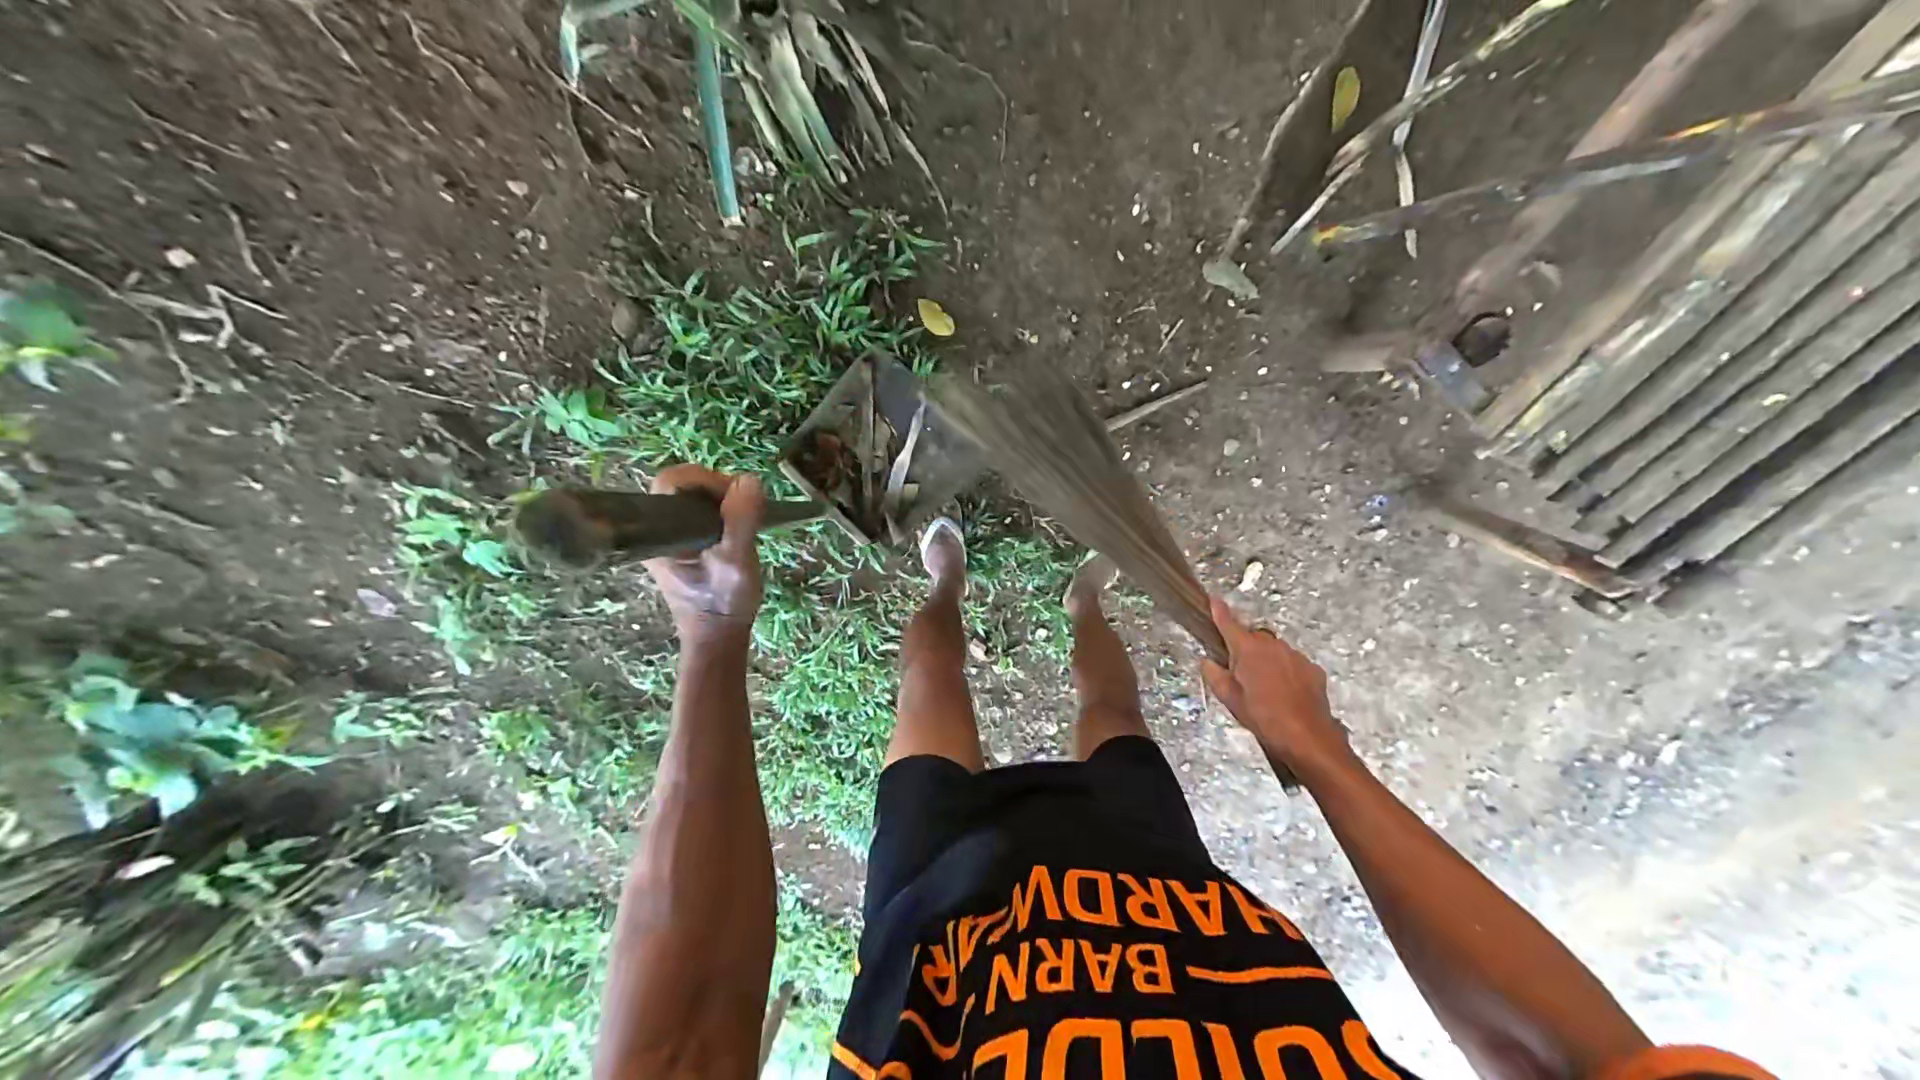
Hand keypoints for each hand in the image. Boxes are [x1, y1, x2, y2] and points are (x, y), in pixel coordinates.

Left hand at [643, 465, 764, 643]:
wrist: (719, 636)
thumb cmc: (724, 603)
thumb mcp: (737, 561)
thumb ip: (741, 521)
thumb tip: (749, 481)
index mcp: (661, 532)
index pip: (673, 481)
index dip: (706, 481)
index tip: (735, 497)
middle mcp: (660, 530)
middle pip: (684, 486)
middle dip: (717, 490)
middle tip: (744, 509)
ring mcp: (673, 536)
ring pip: (695, 498)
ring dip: (724, 502)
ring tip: (745, 520)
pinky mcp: (686, 542)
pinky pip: (701, 512)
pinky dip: (723, 513)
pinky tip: (737, 529)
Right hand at [1201, 596, 1351, 776]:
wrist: (1307, 736)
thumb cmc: (1262, 716)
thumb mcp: (1229, 698)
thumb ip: (1214, 674)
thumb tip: (1208, 661)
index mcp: (1247, 649)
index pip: (1229, 623)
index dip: (1219, 611)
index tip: (1214, 599)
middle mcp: (1272, 645)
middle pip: (1253, 638)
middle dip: (1244, 648)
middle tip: (1239, 673)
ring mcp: (1295, 655)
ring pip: (1273, 650)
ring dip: (1265, 660)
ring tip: (1264, 687)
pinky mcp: (1313, 668)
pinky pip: (1292, 663)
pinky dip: (1285, 671)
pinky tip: (1284, 692)